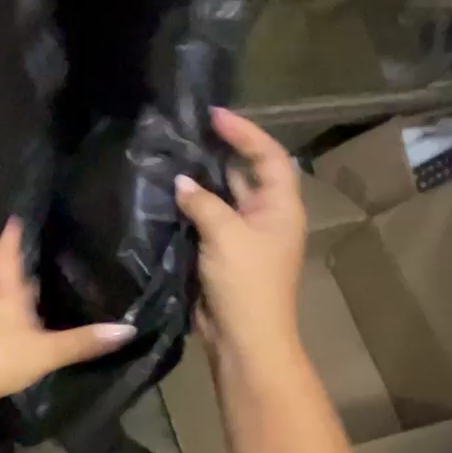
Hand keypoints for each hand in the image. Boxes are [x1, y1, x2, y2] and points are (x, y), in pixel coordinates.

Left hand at [0, 219, 136, 412]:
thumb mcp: (45, 351)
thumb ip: (83, 342)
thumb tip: (128, 328)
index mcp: (5, 290)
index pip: (8, 253)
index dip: (13, 235)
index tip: (17, 216)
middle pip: (5, 278)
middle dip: (21, 270)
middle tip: (41, 259)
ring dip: (14, 300)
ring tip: (36, 297)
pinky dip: (6, 324)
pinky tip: (17, 334)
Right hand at [175, 108, 306, 356]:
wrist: (245, 336)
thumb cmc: (246, 284)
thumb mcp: (226, 236)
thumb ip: (204, 203)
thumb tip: (181, 182)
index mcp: (281, 207)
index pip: (268, 157)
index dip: (245, 133)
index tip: (214, 115)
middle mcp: (267, 216)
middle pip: (248, 173)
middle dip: (223, 150)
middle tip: (190, 131)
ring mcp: (245, 236)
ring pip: (226, 196)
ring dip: (205, 178)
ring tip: (176, 155)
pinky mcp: (224, 253)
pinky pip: (209, 219)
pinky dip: (193, 204)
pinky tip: (170, 195)